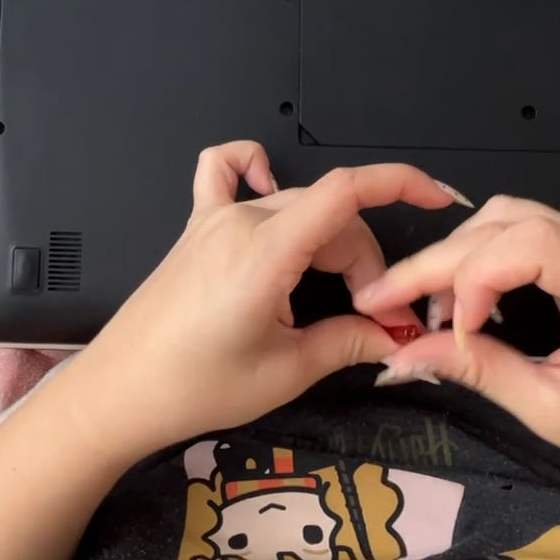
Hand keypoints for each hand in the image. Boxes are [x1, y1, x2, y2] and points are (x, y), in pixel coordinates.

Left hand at [55, 141, 461, 461]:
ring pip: (296, 202)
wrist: (120, 390)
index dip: (400, 184)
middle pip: (330, 213)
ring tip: (326, 291)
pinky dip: (255, 169)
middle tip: (370, 317)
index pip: (345, 192)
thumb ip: (350, 342)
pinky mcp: (196, 226)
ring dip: (326, 240)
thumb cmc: (192, 386)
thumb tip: (397, 334)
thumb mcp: (285, 371)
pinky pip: (225, 171)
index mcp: (264, 252)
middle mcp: (240, 221)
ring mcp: (214, 218)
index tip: (438, 199)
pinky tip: (269, 194)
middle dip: (362, 262)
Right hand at [352, 197, 559, 497]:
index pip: (537, 243)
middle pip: (513, 221)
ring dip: (458, 255)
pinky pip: (525, 234)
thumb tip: (404, 352)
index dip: (476, 273)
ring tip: (428, 305)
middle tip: (390, 301)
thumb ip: (481, 372)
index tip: (454, 326)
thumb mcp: (557, 414)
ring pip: (512, 217)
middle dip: (443, 261)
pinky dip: (481, 258)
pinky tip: (463, 295)